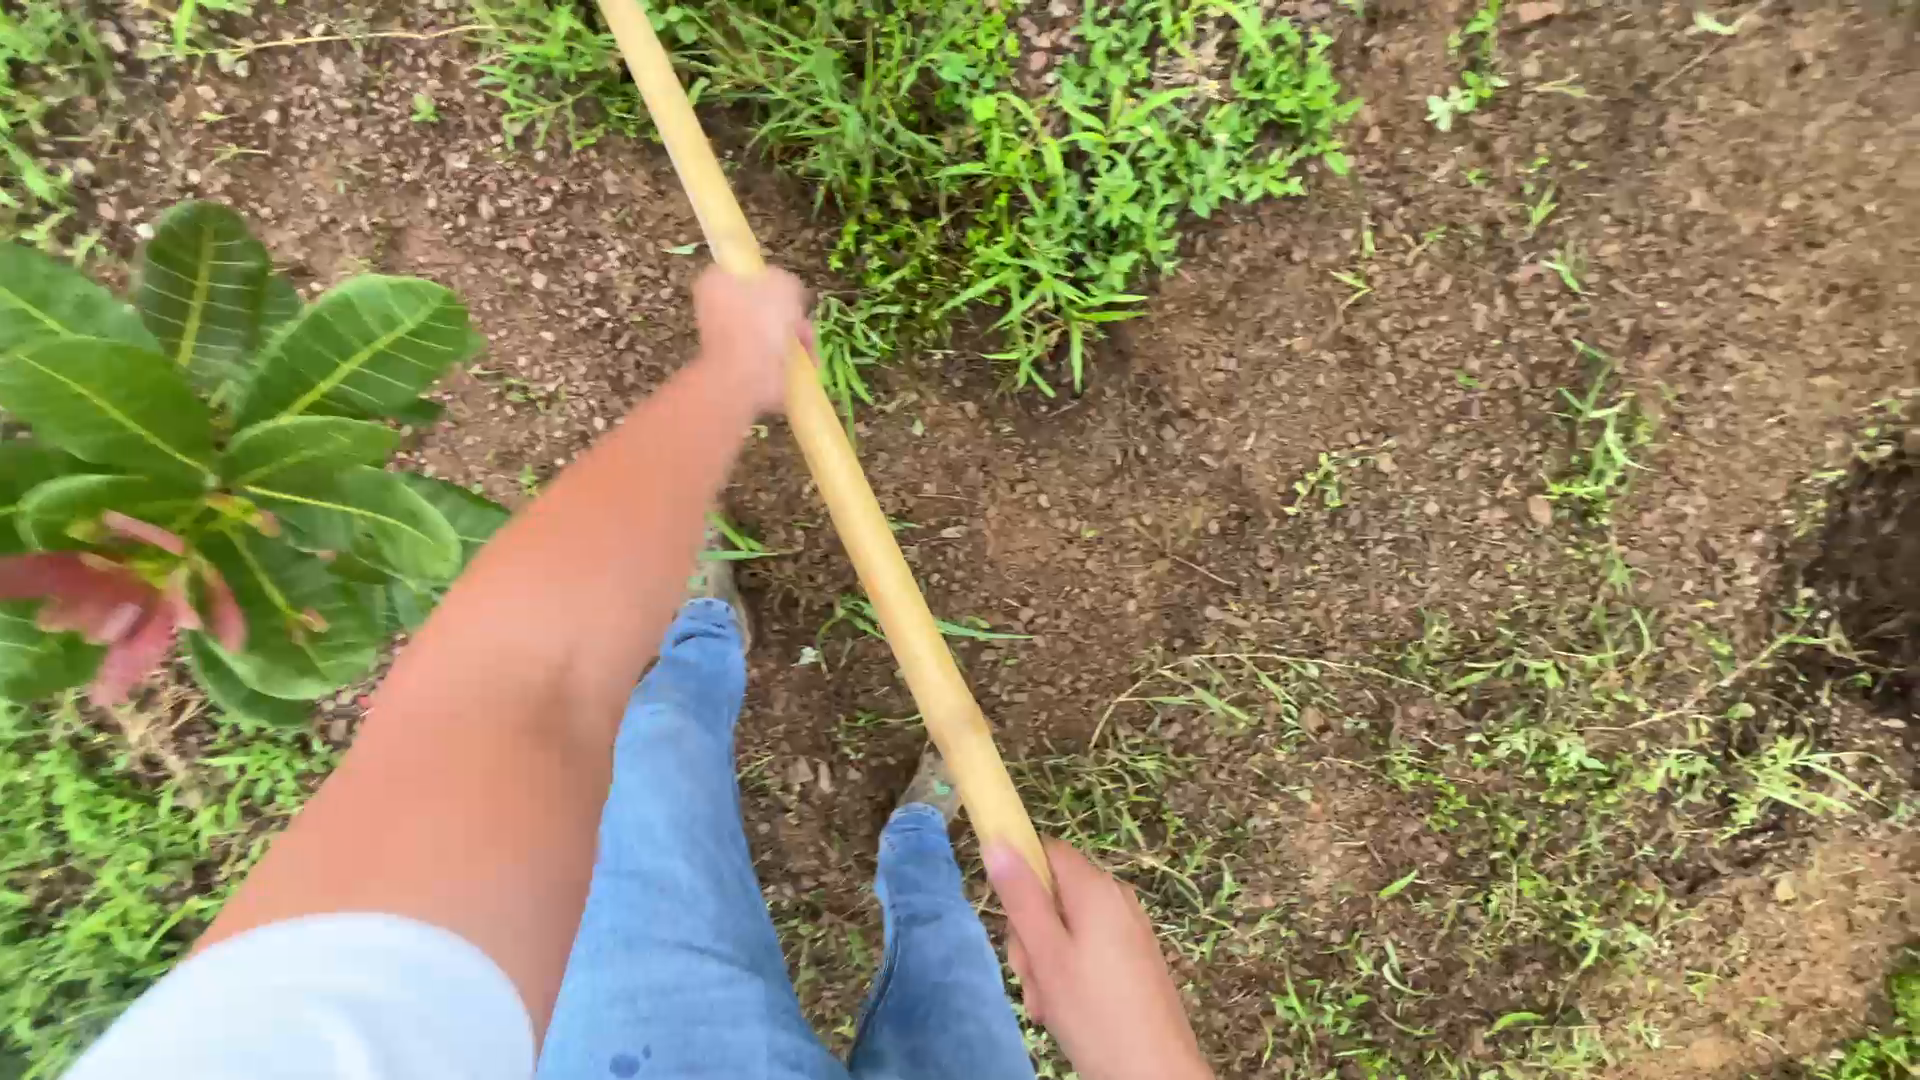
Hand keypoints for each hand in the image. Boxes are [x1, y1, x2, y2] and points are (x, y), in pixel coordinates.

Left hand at [690, 265, 811, 415]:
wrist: (748, 375)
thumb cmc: (760, 321)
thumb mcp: (783, 284)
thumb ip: (787, 281)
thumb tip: (789, 292)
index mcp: (715, 281)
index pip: (744, 273)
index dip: (770, 282)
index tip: (789, 294)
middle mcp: (716, 309)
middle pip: (763, 307)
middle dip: (791, 317)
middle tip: (803, 325)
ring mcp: (728, 341)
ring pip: (772, 334)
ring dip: (795, 341)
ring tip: (808, 350)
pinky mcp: (741, 367)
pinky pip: (772, 357)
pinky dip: (791, 361)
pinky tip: (806, 364)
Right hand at [985, 838, 1212, 1079]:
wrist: (1159, 1078)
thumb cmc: (1096, 1013)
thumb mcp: (1047, 954)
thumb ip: (1021, 896)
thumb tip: (997, 841)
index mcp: (1095, 887)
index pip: (1046, 851)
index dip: (1020, 875)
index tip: (1010, 917)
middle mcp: (1115, 897)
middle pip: (1054, 893)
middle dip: (1030, 933)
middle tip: (1028, 975)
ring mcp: (1129, 928)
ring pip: (1067, 926)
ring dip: (1045, 960)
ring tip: (1044, 1003)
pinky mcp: (1135, 957)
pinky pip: (1089, 947)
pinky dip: (1070, 971)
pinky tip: (1064, 1010)